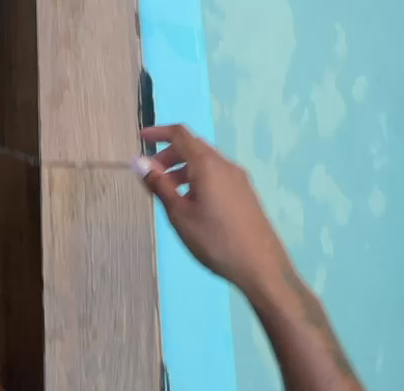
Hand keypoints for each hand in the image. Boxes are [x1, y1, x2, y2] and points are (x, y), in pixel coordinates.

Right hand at [135, 124, 289, 291]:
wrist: (264, 270)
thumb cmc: (216, 240)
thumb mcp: (179, 214)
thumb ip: (159, 184)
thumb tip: (140, 162)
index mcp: (207, 164)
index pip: (179, 134)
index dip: (158, 132)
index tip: (141, 140)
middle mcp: (224, 164)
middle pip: (192, 146)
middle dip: (168, 154)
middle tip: (152, 174)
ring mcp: (238, 179)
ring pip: (205, 161)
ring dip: (182, 168)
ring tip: (169, 192)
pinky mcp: (246, 194)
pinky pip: (216, 174)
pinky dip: (198, 177)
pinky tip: (193, 203)